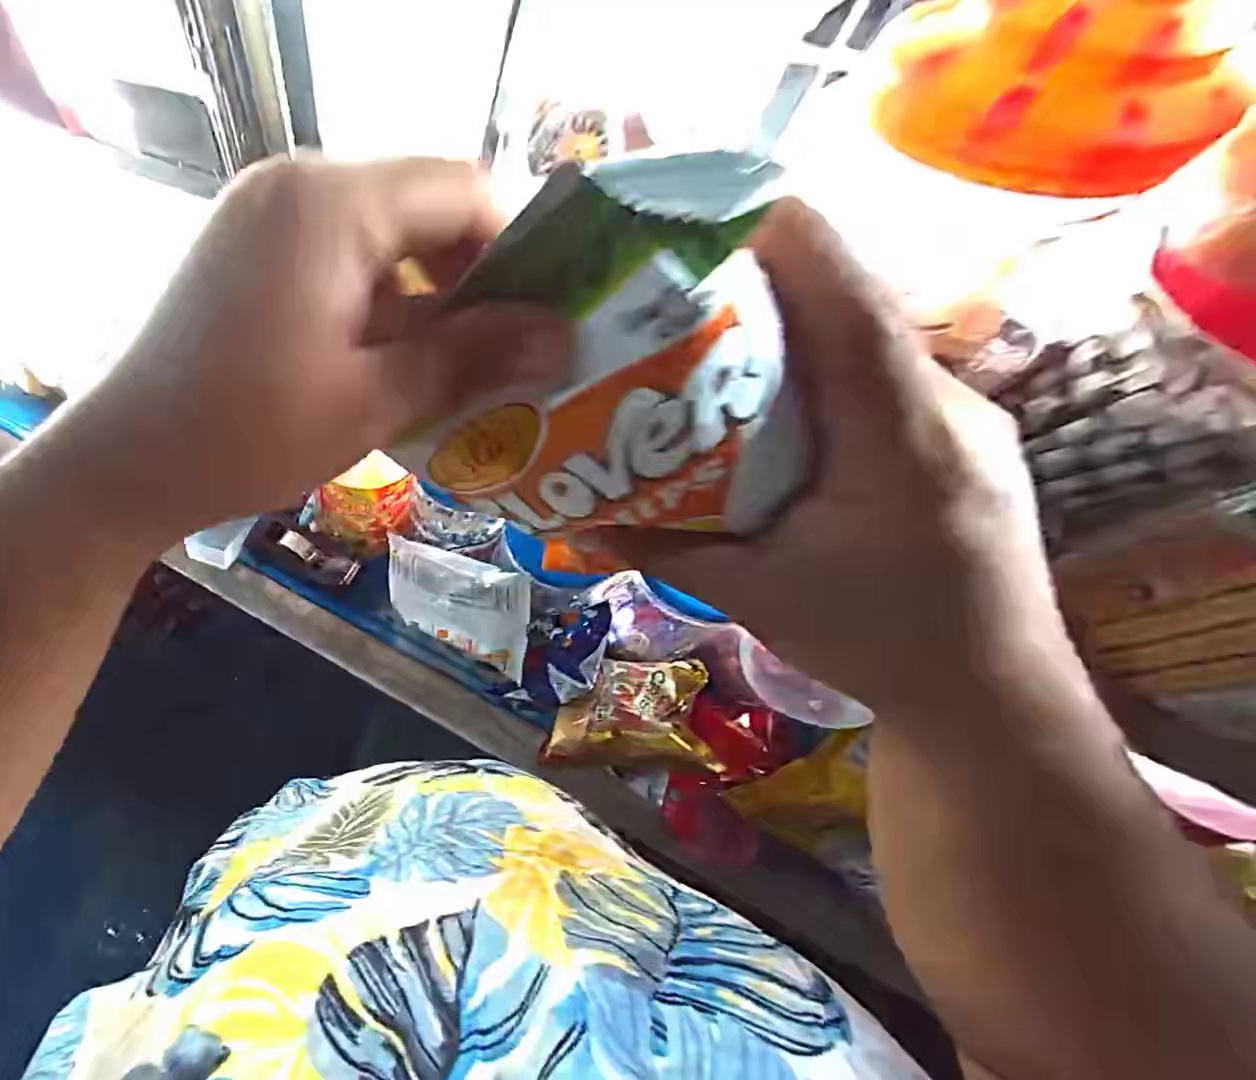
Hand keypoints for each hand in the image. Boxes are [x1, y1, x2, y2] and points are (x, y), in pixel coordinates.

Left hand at [31, 157, 570, 539]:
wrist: (126, 464)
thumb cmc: (247, 435)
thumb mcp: (370, 401)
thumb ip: (468, 358)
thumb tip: (561, 335)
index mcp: (331, 202)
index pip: (462, 189)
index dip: (515, 252)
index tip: (535, 323)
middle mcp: (292, 185)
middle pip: (417, 212)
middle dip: (464, 285)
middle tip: (490, 361)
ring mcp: (258, 217)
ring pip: (375, 243)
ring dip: (416, 305)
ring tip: (435, 378)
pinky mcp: (240, 254)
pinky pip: (330, 263)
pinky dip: (366, 308)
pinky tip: (374, 369)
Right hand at [602, 199, 1076, 714]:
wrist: (988, 693)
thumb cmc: (872, 641)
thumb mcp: (747, 594)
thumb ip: (660, 549)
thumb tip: (572, 524)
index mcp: (897, 441)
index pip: (851, 311)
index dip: (792, 246)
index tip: (715, 206)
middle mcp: (936, 409)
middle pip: (848, 312)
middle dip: (761, 280)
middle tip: (667, 276)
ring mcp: (946, 419)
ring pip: (855, 345)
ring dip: (778, 327)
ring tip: (690, 327)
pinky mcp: (938, 438)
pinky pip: (862, 381)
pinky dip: (800, 369)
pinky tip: (744, 395)